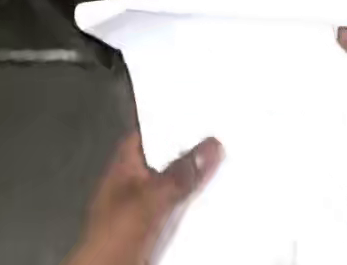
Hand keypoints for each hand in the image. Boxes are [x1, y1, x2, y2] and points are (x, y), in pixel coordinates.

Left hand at [64, 132, 221, 264]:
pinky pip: (178, 213)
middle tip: (228, 140)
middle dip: (194, 153)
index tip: (209, 113)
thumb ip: (182, 173)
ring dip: (197, 183)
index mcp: (125, 161)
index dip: (180, 120)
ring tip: (230, 168)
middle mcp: (133, 179)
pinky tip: (218, 203)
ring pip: (176, 187)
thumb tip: (215, 143)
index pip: (155, 129)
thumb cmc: (116, 234)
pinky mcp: (151, 232)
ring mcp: (142, 207)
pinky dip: (194, 209)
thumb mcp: (152, 199)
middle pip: (169, 158)